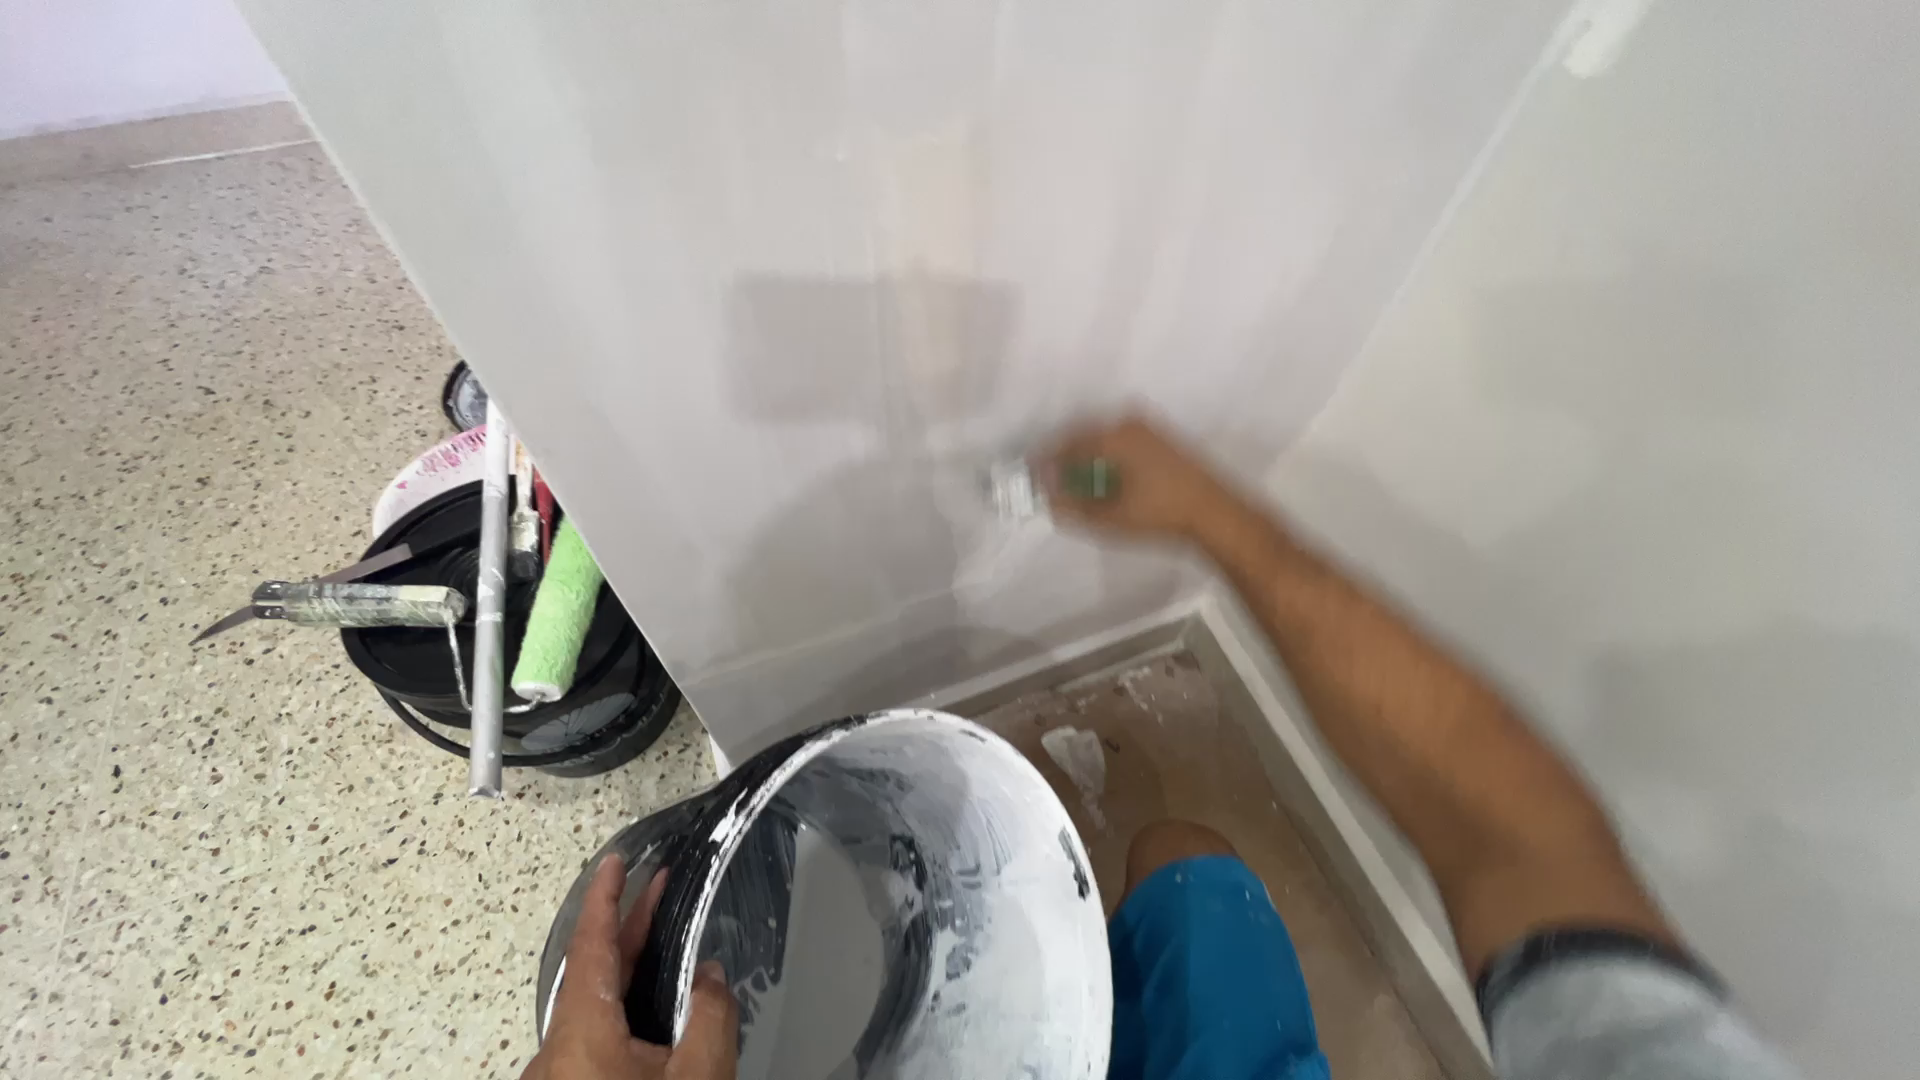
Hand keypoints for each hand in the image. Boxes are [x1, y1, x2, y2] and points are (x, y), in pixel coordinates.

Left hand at [521, 856, 738, 1079]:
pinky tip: (650, 1009)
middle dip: (626, 927)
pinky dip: (618, 1005)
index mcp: (581, 1036)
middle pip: (590, 975)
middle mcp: (554, 1055)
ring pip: (590, 1009)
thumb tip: (707, 974)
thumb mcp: (700, 1076)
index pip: (589, 949)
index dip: (602, 900)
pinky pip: (589, 1038)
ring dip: (625, 969)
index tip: (613, 861)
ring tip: (660, 935)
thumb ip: (710, 1014)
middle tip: (660, 884)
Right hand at [1039, 414, 1241, 541]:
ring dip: (1085, 455)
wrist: (1214, 512)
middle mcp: (1127, 422)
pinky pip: (1119, 440)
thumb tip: (1046, 495)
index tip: (1031, 475)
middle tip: (1050, 478)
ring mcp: (1147, 427)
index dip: (1045, 461)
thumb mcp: (1109, 517)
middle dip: (1064, 456)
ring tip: (1074, 479)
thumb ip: (1071, 505)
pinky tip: (1103, 475)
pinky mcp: (1161, 436)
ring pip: (1102, 437)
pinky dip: (1105, 454)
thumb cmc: (1158, 514)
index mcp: (1111, 436)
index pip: (1065, 444)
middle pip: (1083, 435)